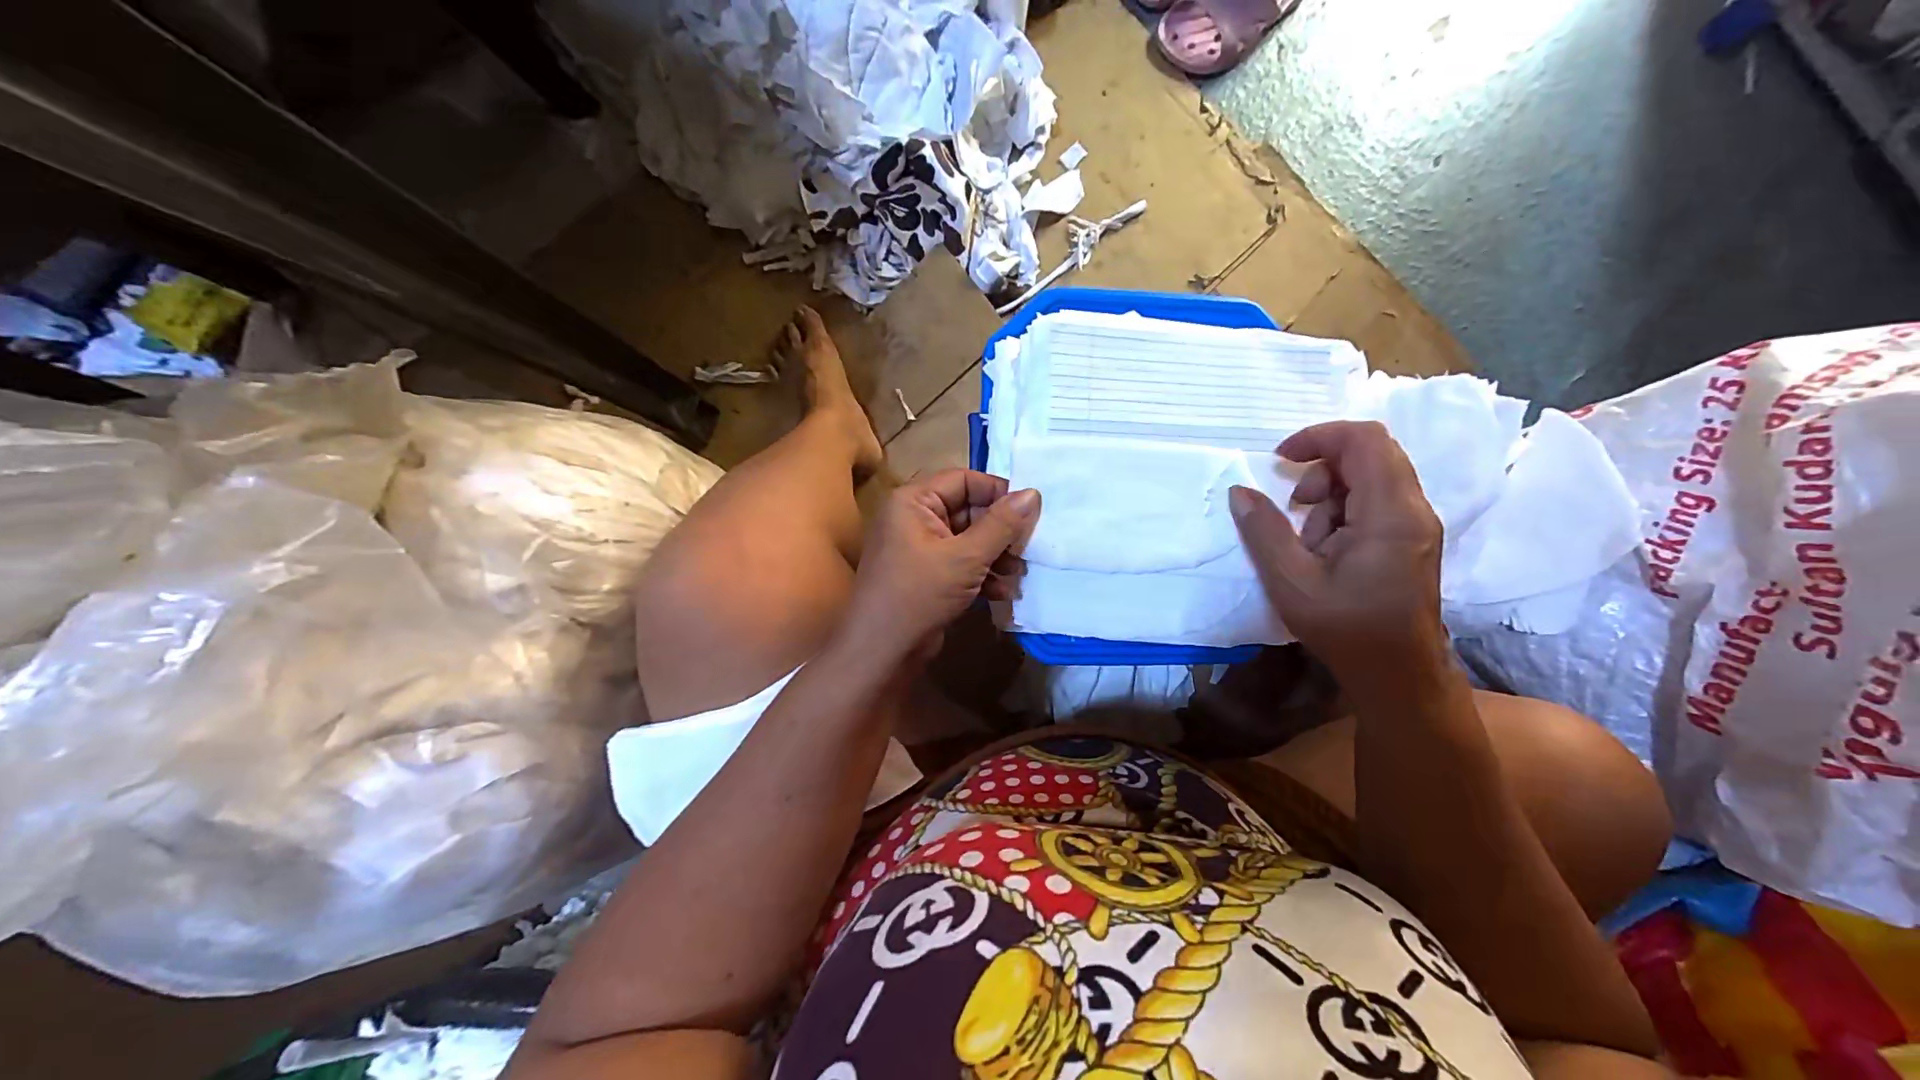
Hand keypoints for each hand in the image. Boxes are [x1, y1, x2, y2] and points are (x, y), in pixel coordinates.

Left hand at [843, 469, 1039, 659]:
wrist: (882, 650)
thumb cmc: (919, 593)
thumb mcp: (966, 557)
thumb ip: (1001, 525)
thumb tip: (1033, 494)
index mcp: (913, 501)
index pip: (963, 480)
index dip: (998, 492)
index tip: (1030, 510)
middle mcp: (914, 518)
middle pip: (969, 511)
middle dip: (1000, 532)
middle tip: (1028, 547)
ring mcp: (920, 549)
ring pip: (969, 540)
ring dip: (996, 556)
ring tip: (1017, 574)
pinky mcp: (927, 576)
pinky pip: (961, 563)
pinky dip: (982, 574)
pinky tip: (1002, 592)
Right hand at [1229, 421, 1447, 681]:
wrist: (1398, 675)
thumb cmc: (1346, 629)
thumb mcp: (1291, 582)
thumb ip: (1264, 531)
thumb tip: (1240, 491)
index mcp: (1390, 514)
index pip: (1364, 441)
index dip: (1318, 436)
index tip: (1281, 460)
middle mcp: (1414, 510)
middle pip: (1370, 454)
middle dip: (1323, 468)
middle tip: (1296, 505)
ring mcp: (1417, 525)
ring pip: (1373, 477)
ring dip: (1331, 494)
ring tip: (1311, 539)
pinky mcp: (1412, 539)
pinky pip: (1378, 501)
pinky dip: (1345, 511)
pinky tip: (1328, 549)